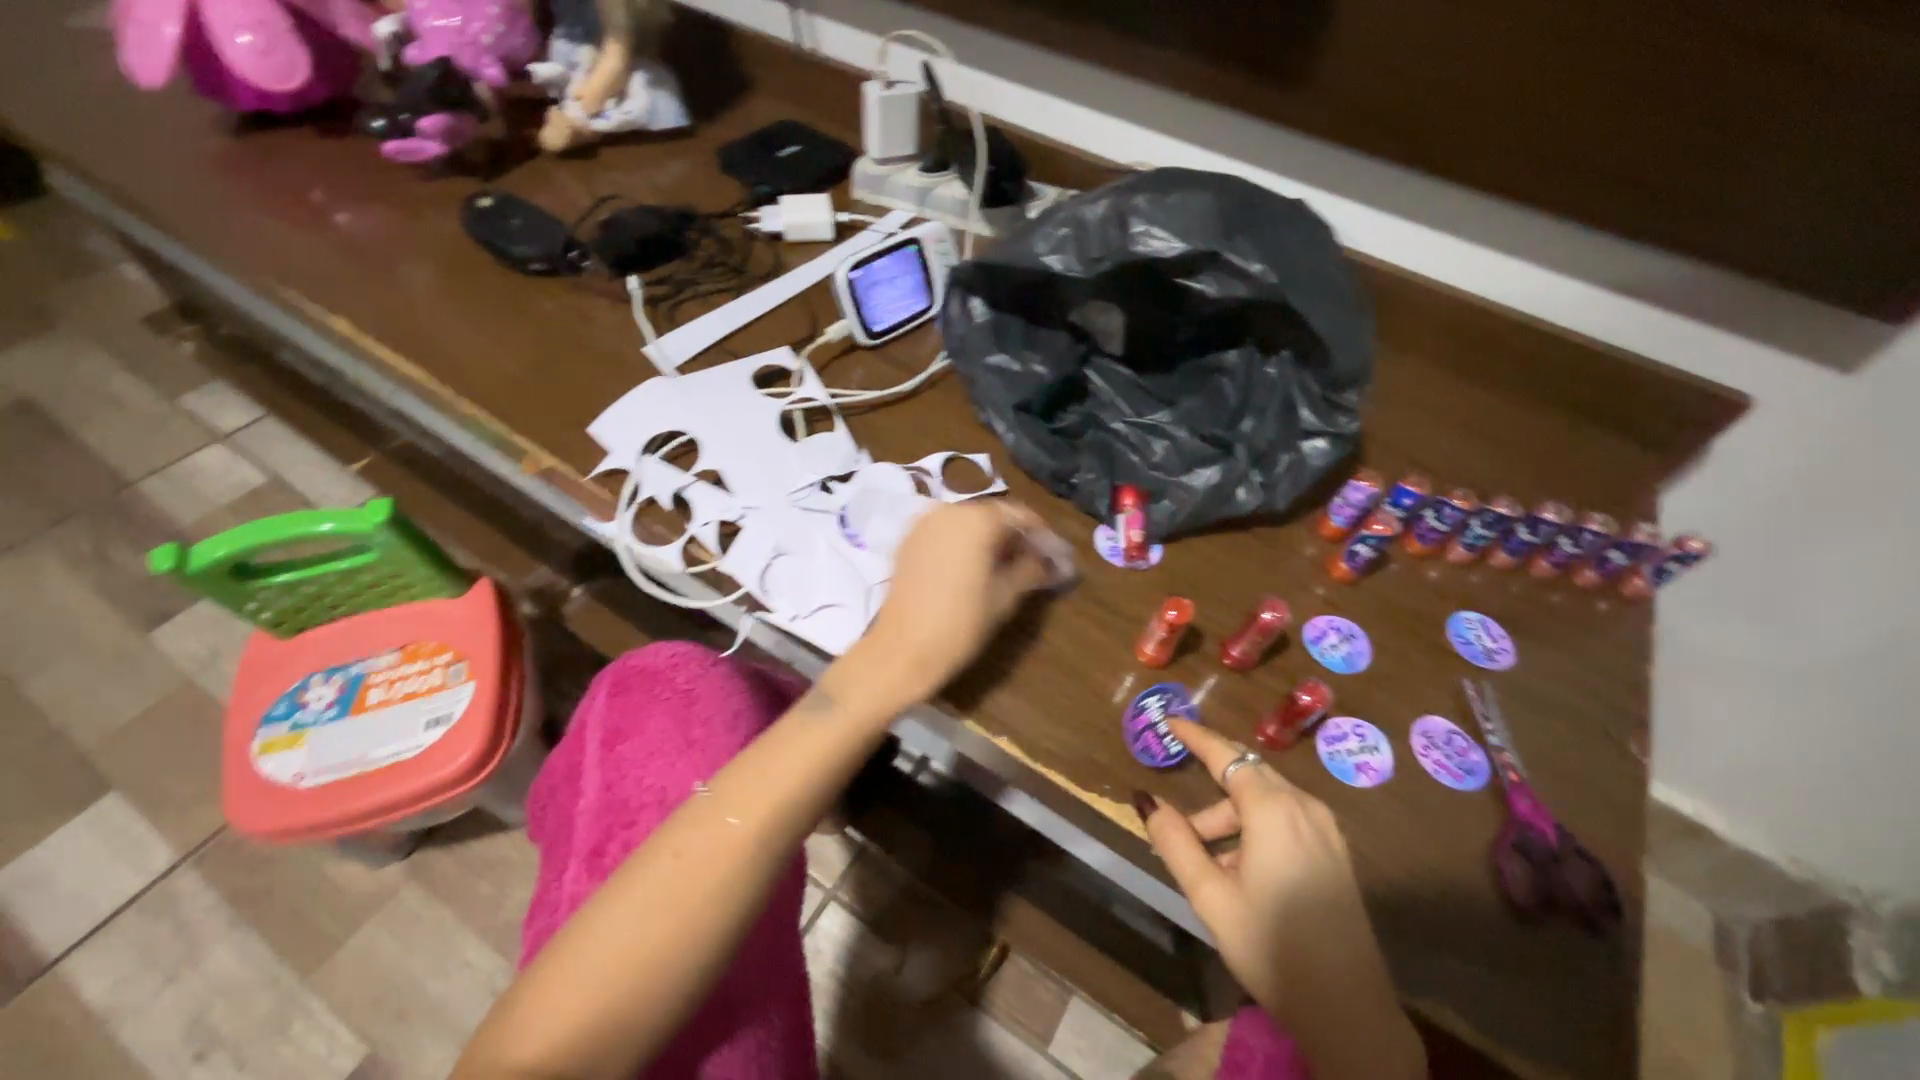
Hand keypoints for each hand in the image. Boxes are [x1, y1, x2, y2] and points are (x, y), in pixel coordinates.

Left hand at [847, 500, 1057, 709]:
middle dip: (1016, 537)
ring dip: (991, 539)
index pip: (1022, 516)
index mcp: (977, 519)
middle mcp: (949, 510)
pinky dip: (966, 544)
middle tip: (1037, 563)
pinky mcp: (909, 540)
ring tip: (1009, 568)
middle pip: (994, 515)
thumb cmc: (961, 624)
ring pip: (969, 523)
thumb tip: (1054, 562)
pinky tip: (977, 567)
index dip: (1043, 536)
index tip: (1058, 558)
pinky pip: (946, 533)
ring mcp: (924, 523)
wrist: (902, 650)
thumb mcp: (1005, 596)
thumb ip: (1032, 570)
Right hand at [1134, 720, 1407, 1047]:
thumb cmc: (1270, 946)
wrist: (1348, 1007)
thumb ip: (1176, 843)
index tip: (1169, 721)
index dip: (1196, 736)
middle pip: (1247, 778)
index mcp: (1273, 811)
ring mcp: (1326, 830)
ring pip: (1265, 802)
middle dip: (1209, 794)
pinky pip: (1286, 822)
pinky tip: (1239, 874)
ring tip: (1204, 865)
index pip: (1226, 756)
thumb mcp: (1211, 896)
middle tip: (1177, 828)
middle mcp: (1304, 808)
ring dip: (1230, 820)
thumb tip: (1147, 801)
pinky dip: (1254, 832)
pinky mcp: (1335, 853)